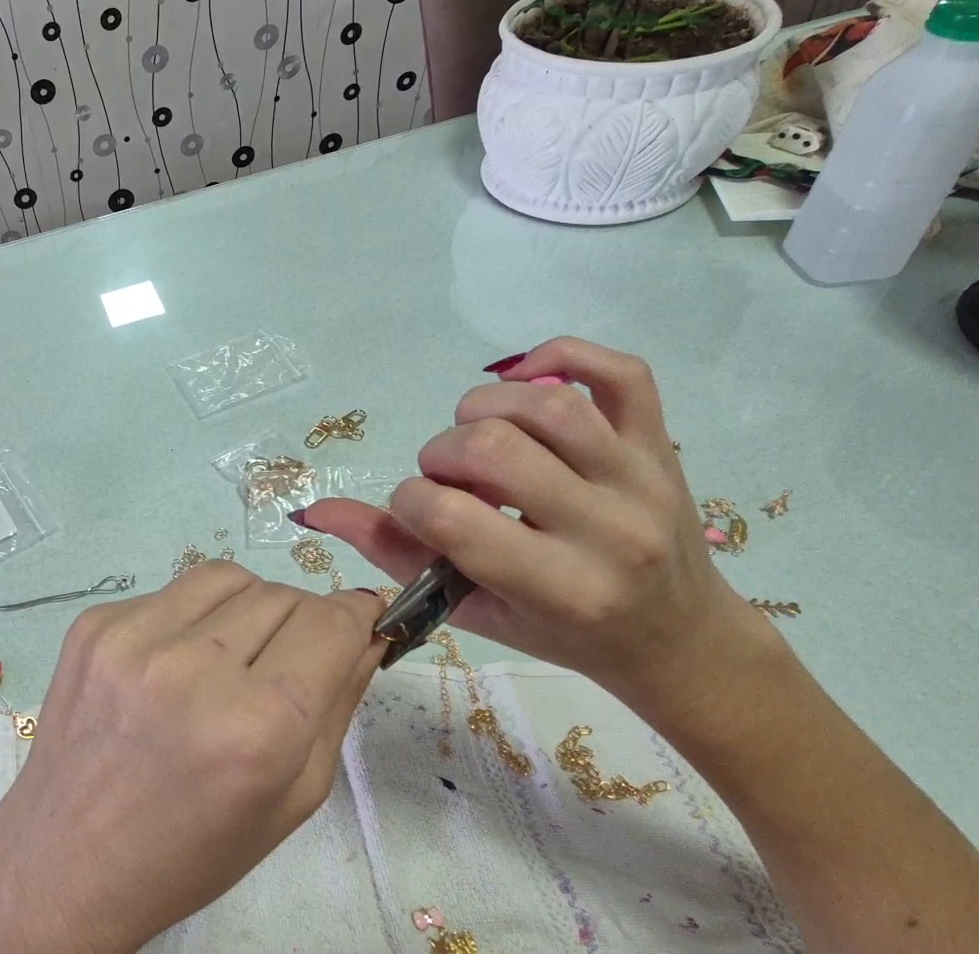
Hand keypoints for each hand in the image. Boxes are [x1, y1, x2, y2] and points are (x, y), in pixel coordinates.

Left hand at [0, 562, 384, 953]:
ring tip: (230, 656)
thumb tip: (368, 629)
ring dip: (246, 606)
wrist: (70, 855)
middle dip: (302, 621)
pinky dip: (188, 618)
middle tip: (288, 662)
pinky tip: (172, 666)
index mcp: (257, 726)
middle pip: (282, 594)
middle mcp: (192, 667)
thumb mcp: (292, 799)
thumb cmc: (193, 849)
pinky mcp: (92, 624)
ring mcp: (132, 637)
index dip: (356, 619)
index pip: (331, 623)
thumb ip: (338, 704)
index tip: (358, 625)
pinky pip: (169, 594)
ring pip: (227, 577)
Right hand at [298, 337, 765, 706]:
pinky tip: (522, 377)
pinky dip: (561, 355)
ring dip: (484, 410)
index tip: (416, 512)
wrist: (676, 636)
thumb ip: (394, 555)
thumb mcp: (473, 611)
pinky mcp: (662, 444)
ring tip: (479, 439)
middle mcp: (609, 529)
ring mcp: (643, 478)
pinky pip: (619, 371)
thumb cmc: (563, 633)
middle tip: (451, 481)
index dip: (407, 502)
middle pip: (491, 448)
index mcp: (558, 586)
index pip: (447, 515)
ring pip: (546, 403)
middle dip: (442, 456)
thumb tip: (314, 511)